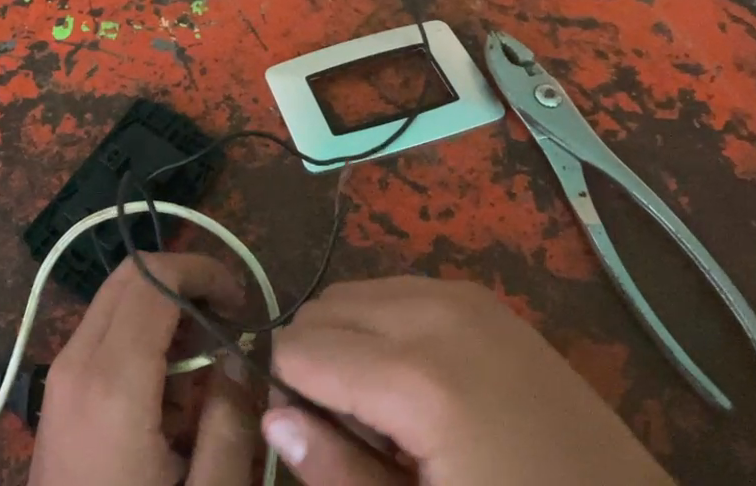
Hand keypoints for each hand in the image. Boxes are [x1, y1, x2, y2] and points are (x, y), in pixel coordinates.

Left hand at [30, 253, 259, 485]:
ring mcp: (60, 373)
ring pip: (114, 301)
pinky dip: (141, 333)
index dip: (202, 273)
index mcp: (113, 379)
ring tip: (208, 358)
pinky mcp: (57, 392)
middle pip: (129, 277)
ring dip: (163, 308)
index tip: (244, 303)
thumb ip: (231, 419)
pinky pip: (102, 333)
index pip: (153, 278)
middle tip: (230, 320)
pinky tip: (171, 386)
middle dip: (184, 281)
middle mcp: (77, 359)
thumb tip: (242, 356)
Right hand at [261, 278, 671, 485]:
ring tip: (383, 408)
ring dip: (346, 339)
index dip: (287, 392)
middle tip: (349, 431)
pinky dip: (382, 324)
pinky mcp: (483, 299)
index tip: (310, 436)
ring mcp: (463, 297)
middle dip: (313, 361)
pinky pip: (397, 289)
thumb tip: (272, 416)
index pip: (298, 348)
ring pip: (355, 293)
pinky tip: (415, 379)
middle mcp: (433, 313)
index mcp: (417, 377)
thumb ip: (339, 473)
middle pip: (322, 310)